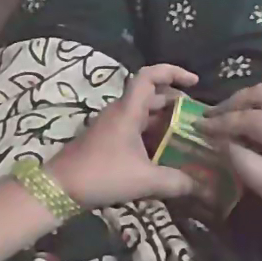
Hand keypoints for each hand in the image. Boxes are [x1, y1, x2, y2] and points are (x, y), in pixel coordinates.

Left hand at [47, 64, 200, 208]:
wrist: (60, 188)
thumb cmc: (102, 175)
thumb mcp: (145, 180)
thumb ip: (176, 182)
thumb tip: (202, 186)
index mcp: (128, 111)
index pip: (149, 76)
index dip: (173, 72)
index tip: (194, 82)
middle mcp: (120, 113)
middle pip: (150, 96)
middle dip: (175, 102)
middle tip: (197, 116)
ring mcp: (111, 126)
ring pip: (143, 114)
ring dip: (164, 121)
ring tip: (186, 135)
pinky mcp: (107, 141)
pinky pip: (134, 129)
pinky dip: (152, 135)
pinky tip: (164, 154)